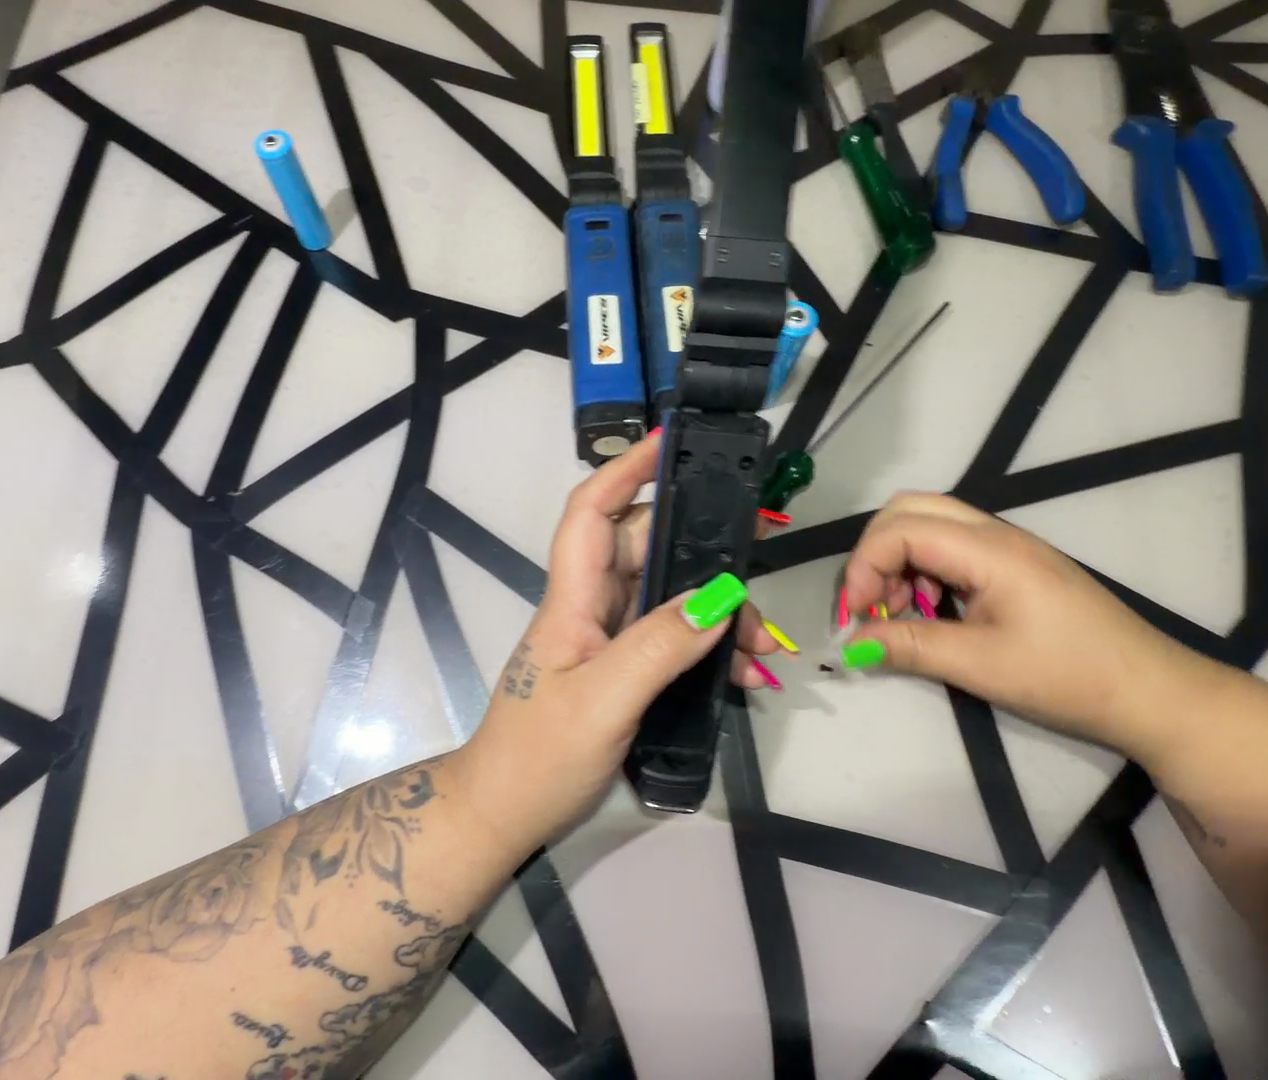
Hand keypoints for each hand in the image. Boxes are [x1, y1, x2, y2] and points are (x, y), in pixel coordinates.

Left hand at [452, 433, 775, 844]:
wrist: (505, 814)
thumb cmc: (538, 757)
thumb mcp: (603, 702)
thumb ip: (659, 646)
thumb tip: (720, 596)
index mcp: (571, 601)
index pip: (592, 515)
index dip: (624, 471)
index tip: (671, 444)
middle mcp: (590, 609)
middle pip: (647, 551)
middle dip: (703, 548)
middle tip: (762, 545)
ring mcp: (607, 641)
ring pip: (669, 598)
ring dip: (718, 611)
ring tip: (761, 645)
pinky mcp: (622, 671)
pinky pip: (674, 641)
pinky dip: (710, 650)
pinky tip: (744, 676)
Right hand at [842, 493, 1206, 754]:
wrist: (1154, 695)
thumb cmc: (1070, 677)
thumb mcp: (980, 666)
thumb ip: (908, 646)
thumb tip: (849, 644)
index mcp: (990, 550)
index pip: (900, 530)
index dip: (863, 568)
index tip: (854, 617)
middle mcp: (995, 534)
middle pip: (908, 510)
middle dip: (874, 555)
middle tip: (870, 607)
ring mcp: (1007, 547)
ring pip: (927, 526)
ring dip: (896, 564)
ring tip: (899, 616)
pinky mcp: (1013, 567)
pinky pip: (949, 549)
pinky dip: (921, 573)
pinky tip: (930, 613)